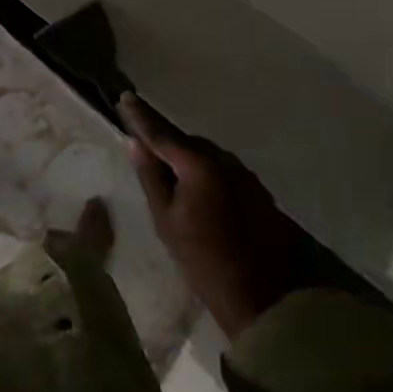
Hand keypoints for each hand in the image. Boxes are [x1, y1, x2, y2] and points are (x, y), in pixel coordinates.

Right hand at [120, 92, 318, 339]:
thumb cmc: (205, 260)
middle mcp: (223, 159)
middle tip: (143, 144)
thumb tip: (135, 142)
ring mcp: (243, 173)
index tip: (126, 97)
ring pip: (205, 156)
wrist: (266, 295)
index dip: (141, 115)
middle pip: (186, 142)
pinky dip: (204, 172)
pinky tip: (197, 189)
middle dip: (165, 141)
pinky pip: (221, 170)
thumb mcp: (166, 221)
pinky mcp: (256, 190)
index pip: (161, 132)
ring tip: (168, 171)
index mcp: (198, 164)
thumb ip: (150, 177)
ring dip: (186, 158)